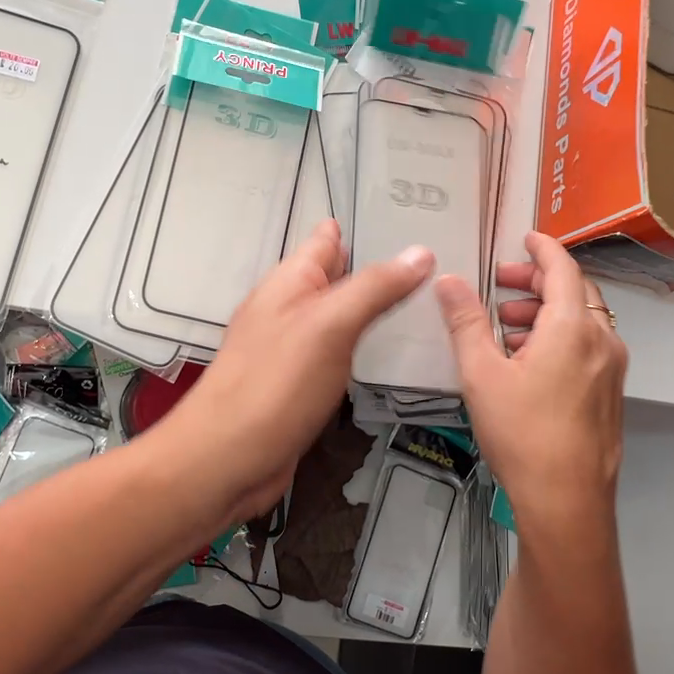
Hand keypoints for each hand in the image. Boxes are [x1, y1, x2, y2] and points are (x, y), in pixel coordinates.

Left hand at [152, 220, 434, 523]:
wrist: (227, 460)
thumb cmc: (274, 384)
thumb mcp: (327, 325)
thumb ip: (373, 288)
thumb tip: (420, 252)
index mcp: (290, 281)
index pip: (329, 239)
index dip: (368, 224)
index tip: (419, 214)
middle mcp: (291, 309)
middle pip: (341, 278)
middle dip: (384, 268)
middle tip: (446, 260)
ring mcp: (296, 350)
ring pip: (344, 318)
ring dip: (380, 311)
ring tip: (436, 302)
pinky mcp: (304, 387)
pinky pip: (343, 355)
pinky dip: (370, 349)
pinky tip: (402, 353)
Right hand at [434, 232, 627, 530]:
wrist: (566, 500)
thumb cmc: (522, 433)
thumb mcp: (481, 373)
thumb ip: (465, 321)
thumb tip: (450, 281)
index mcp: (573, 327)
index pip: (563, 268)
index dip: (542, 249)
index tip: (524, 238)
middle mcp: (602, 340)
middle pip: (574, 293)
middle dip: (536, 283)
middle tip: (499, 287)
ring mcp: (611, 369)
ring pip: (581, 322)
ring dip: (544, 314)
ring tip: (503, 327)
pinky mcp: (609, 394)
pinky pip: (586, 348)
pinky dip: (558, 338)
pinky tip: (525, 362)